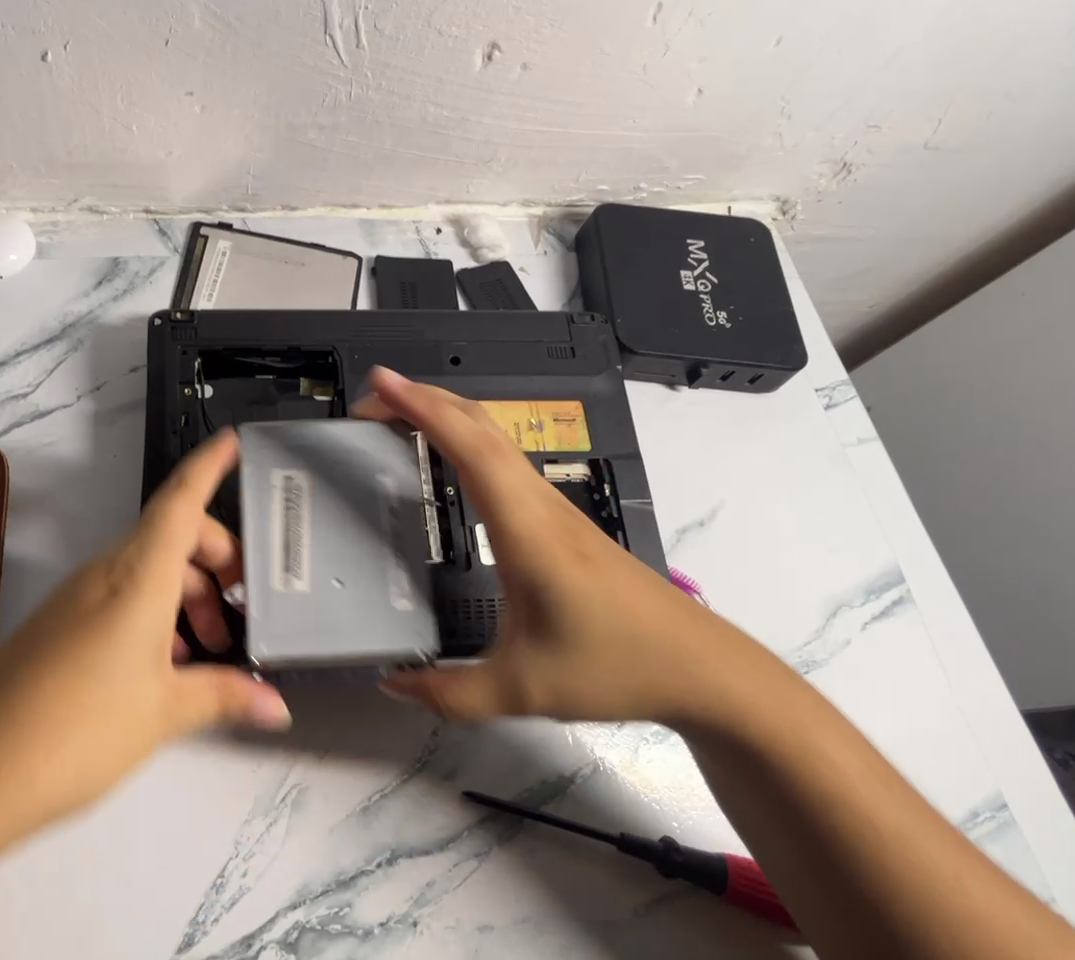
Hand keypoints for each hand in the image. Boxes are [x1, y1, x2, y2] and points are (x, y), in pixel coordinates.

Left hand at [0, 431, 290, 862]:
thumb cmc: (80, 730)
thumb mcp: (164, 713)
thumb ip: (225, 696)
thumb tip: (278, 707)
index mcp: (137, 577)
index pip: (180, 503)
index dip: (208, 468)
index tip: (232, 440)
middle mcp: (106, 574)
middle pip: (171, 538)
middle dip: (215, 561)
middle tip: (241, 615)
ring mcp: (76, 597)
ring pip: (147, 571)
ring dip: (185, 595)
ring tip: (205, 653)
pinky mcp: (57, 625)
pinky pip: (119, 597)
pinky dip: (153, 614)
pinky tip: (163, 667)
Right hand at [358, 367, 759, 725]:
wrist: (701, 667)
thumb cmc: (615, 667)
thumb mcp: (521, 690)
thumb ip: (449, 693)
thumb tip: (391, 684)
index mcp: (525, 530)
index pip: (469, 449)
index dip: (422, 409)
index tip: (381, 382)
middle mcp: (539, 505)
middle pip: (481, 426)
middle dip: (424, 400)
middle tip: (373, 399)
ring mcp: (555, 509)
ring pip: (496, 439)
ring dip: (447, 416)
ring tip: (399, 419)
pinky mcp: (563, 521)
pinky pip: (506, 462)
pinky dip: (468, 442)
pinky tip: (451, 462)